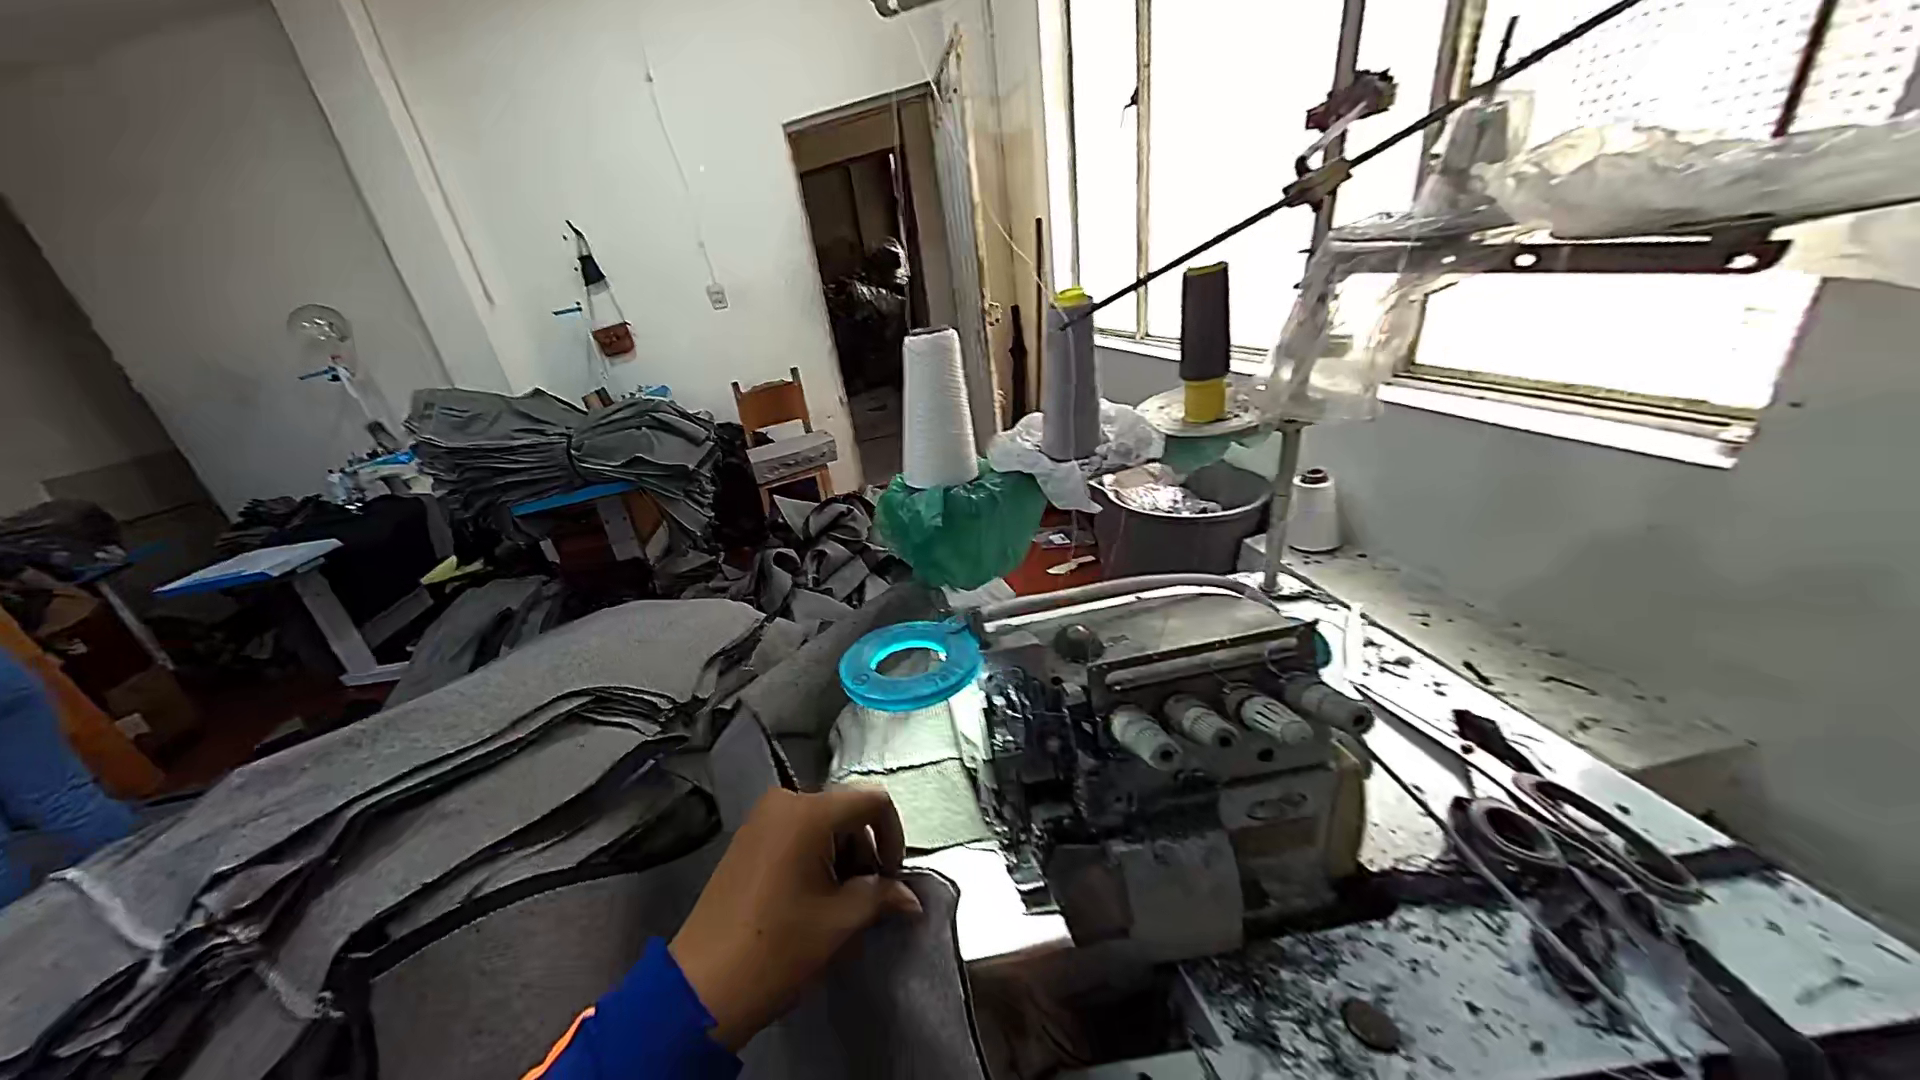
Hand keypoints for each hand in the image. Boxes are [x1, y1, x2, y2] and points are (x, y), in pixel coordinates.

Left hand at [669, 786, 922, 1049]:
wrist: (701, 987)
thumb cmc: (778, 947)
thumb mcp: (841, 921)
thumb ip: (882, 896)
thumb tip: (909, 897)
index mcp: (809, 812)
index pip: (873, 801)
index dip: (894, 835)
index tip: (893, 876)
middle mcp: (784, 802)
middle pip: (846, 811)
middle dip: (866, 850)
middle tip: (869, 896)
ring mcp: (761, 819)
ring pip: (822, 823)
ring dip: (842, 856)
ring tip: (841, 902)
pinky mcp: (747, 839)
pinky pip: (796, 833)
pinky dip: (816, 856)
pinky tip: (814, 896)